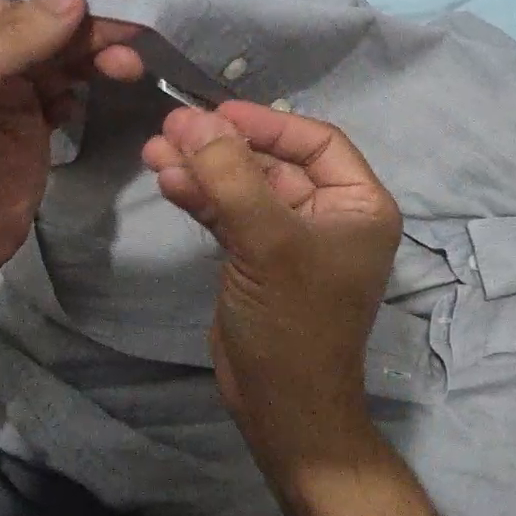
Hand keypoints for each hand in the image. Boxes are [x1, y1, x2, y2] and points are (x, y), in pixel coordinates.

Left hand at [0, 0, 143, 337]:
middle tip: (135, 41)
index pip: (9, 6)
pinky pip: (64, 102)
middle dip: (86, 34)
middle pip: (40, 33)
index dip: (57, 5)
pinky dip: (87, 92)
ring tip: (131, 66)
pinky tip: (107, 90)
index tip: (109, 8)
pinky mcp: (30, 140)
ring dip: (94, 61)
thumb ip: (12, 40)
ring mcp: (4, 104)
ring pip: (58, 66)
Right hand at [142, 102, 402, 481]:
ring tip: (154, 150)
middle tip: (170, 127)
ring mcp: (291, 239)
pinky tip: (168, 181)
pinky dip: (201, 199)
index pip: (317, 142)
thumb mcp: (268, 242)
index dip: (266, 123)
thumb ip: (232, 176)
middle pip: (274, 162)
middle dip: (223, 147)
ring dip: (203, 170)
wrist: (282, 404)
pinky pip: (230, 216)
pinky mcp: (258, 260)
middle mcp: (331, 216)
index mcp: (360, 205)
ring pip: (245, 189)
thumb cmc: (294, 321)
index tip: (214, 111)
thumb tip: (194, 119)